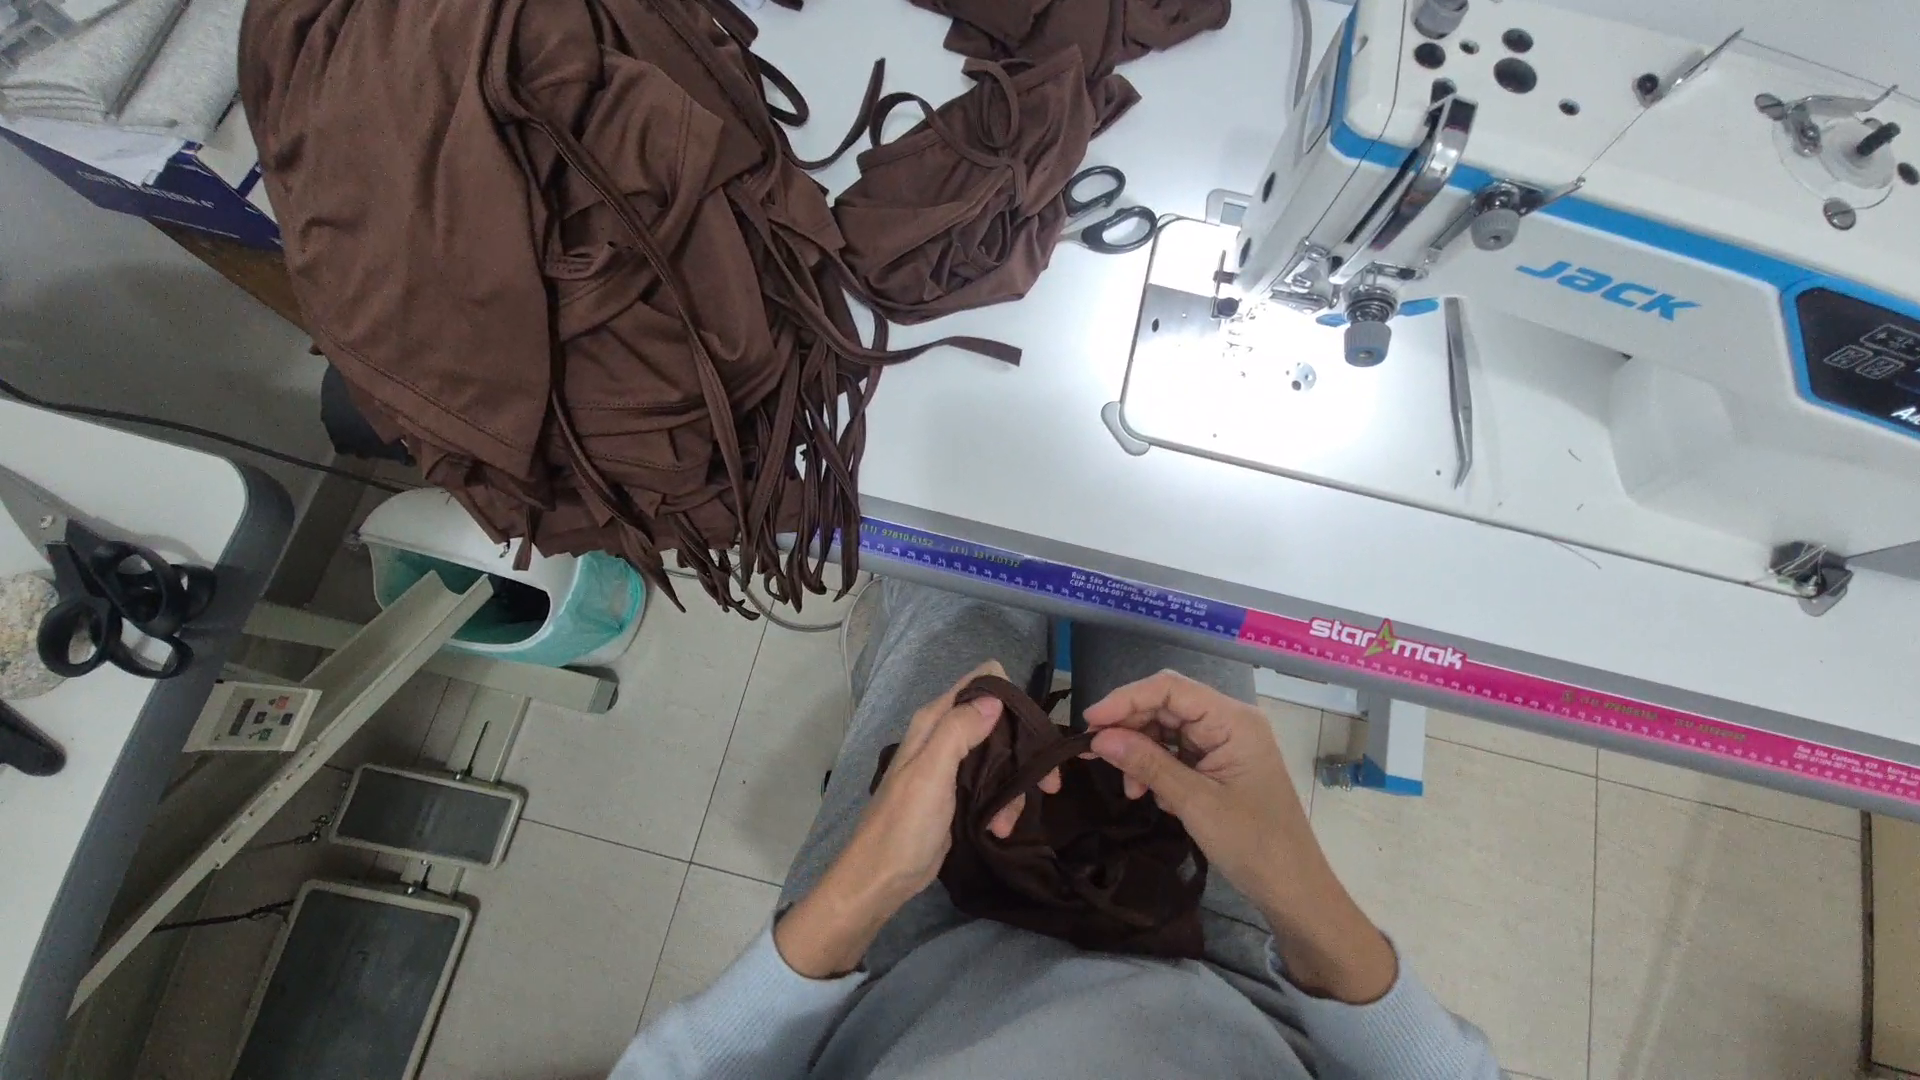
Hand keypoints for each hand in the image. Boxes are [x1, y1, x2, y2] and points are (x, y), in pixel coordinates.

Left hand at [775, 662, 1061, 978]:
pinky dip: (1002, 805)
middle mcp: (944, 736)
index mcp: (934, 722)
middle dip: (1024, 750)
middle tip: (1049, 781)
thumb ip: (959, 730)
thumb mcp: (931, 772)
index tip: (1036, 726)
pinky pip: (993, 786)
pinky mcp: (959, 794)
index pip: (979, 685)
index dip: (1011, 698)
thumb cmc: (903, 823)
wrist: (882, 878)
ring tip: (1010, 820)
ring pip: (1000, 758)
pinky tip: (1000, 828)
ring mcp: (952, 766)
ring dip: (1014, 787)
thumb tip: (995, 697)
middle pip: (998, 723)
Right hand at [1085, 671, 1397, 1003]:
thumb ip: (1147, 764)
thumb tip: (1099, 738)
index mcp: (1233, 720)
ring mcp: (1223, 742)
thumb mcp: (1194, 803)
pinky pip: (1175, 750)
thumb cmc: (1253, 845)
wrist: (1294, 891)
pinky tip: (1148, 793)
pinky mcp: (1218, 763)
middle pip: (1165, 705)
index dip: (1126, 699)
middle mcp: (1228, 721)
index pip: (1170, 688)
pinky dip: (1155, 767)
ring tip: (1129, 788)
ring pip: (1166, 728)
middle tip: (1095, 751)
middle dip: (1129, 727)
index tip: (1090, 721)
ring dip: (1140, 752)